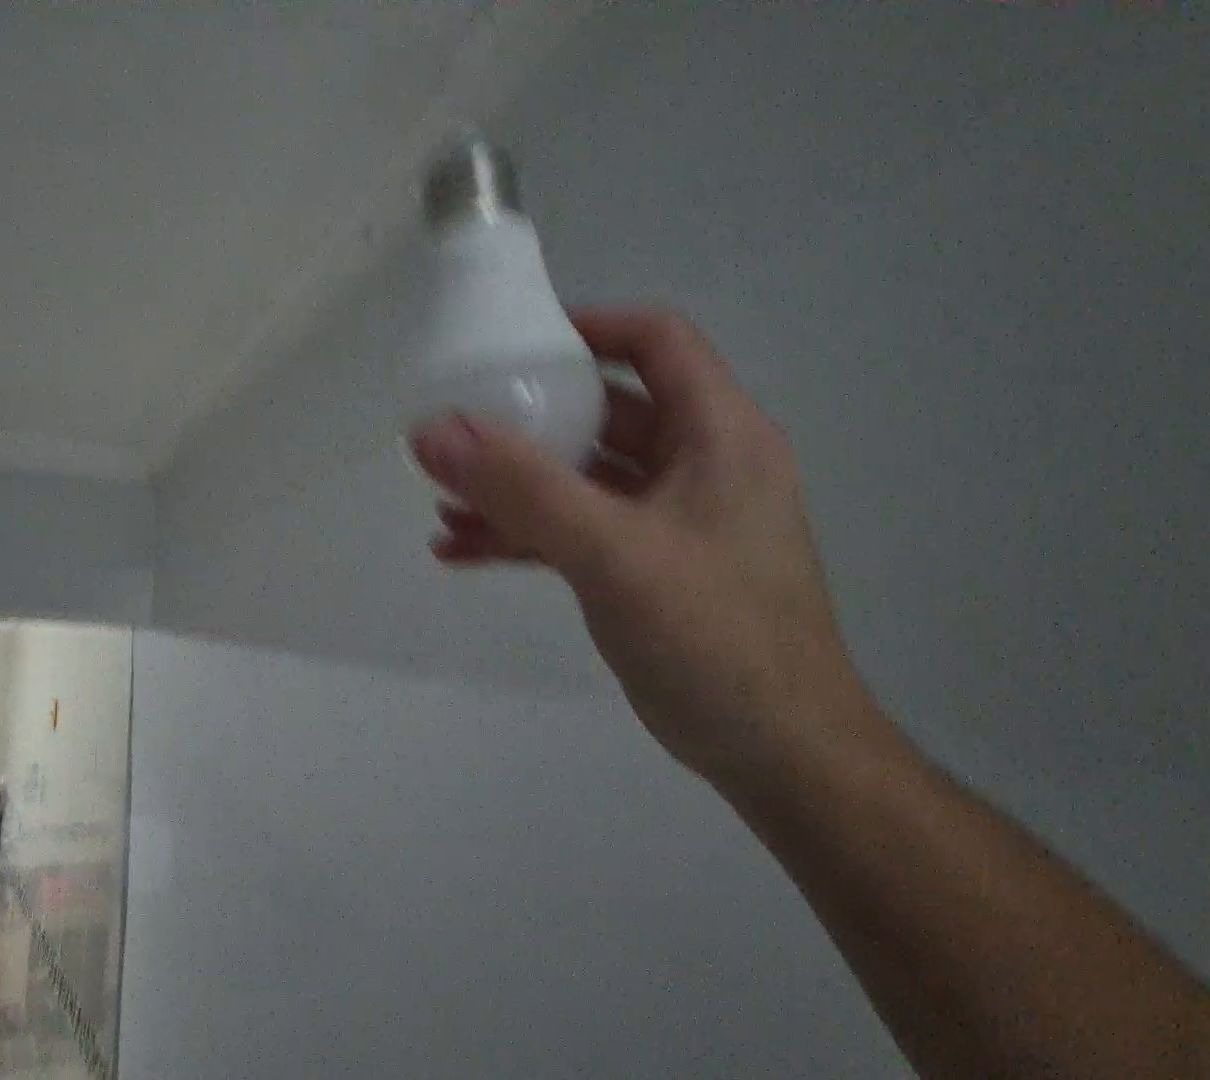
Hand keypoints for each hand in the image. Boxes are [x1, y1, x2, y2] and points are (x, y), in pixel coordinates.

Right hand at [409, 308, 873, 784]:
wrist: (777, 751)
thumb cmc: (714, 637)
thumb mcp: (612, 552)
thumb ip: (522, 488)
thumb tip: (433, 430)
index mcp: (717, 434)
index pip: (657, 341)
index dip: (588, 327)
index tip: (513, 342)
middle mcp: (699, 465)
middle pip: (605, 413)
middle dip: (527, 422)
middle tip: (457, 430)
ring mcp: (671, 521)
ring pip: (581, 479)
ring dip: (513, 488)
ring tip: (443, 503)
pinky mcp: (647, 569)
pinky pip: (575, 531)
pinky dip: (522, 535)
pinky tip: (462, 552)